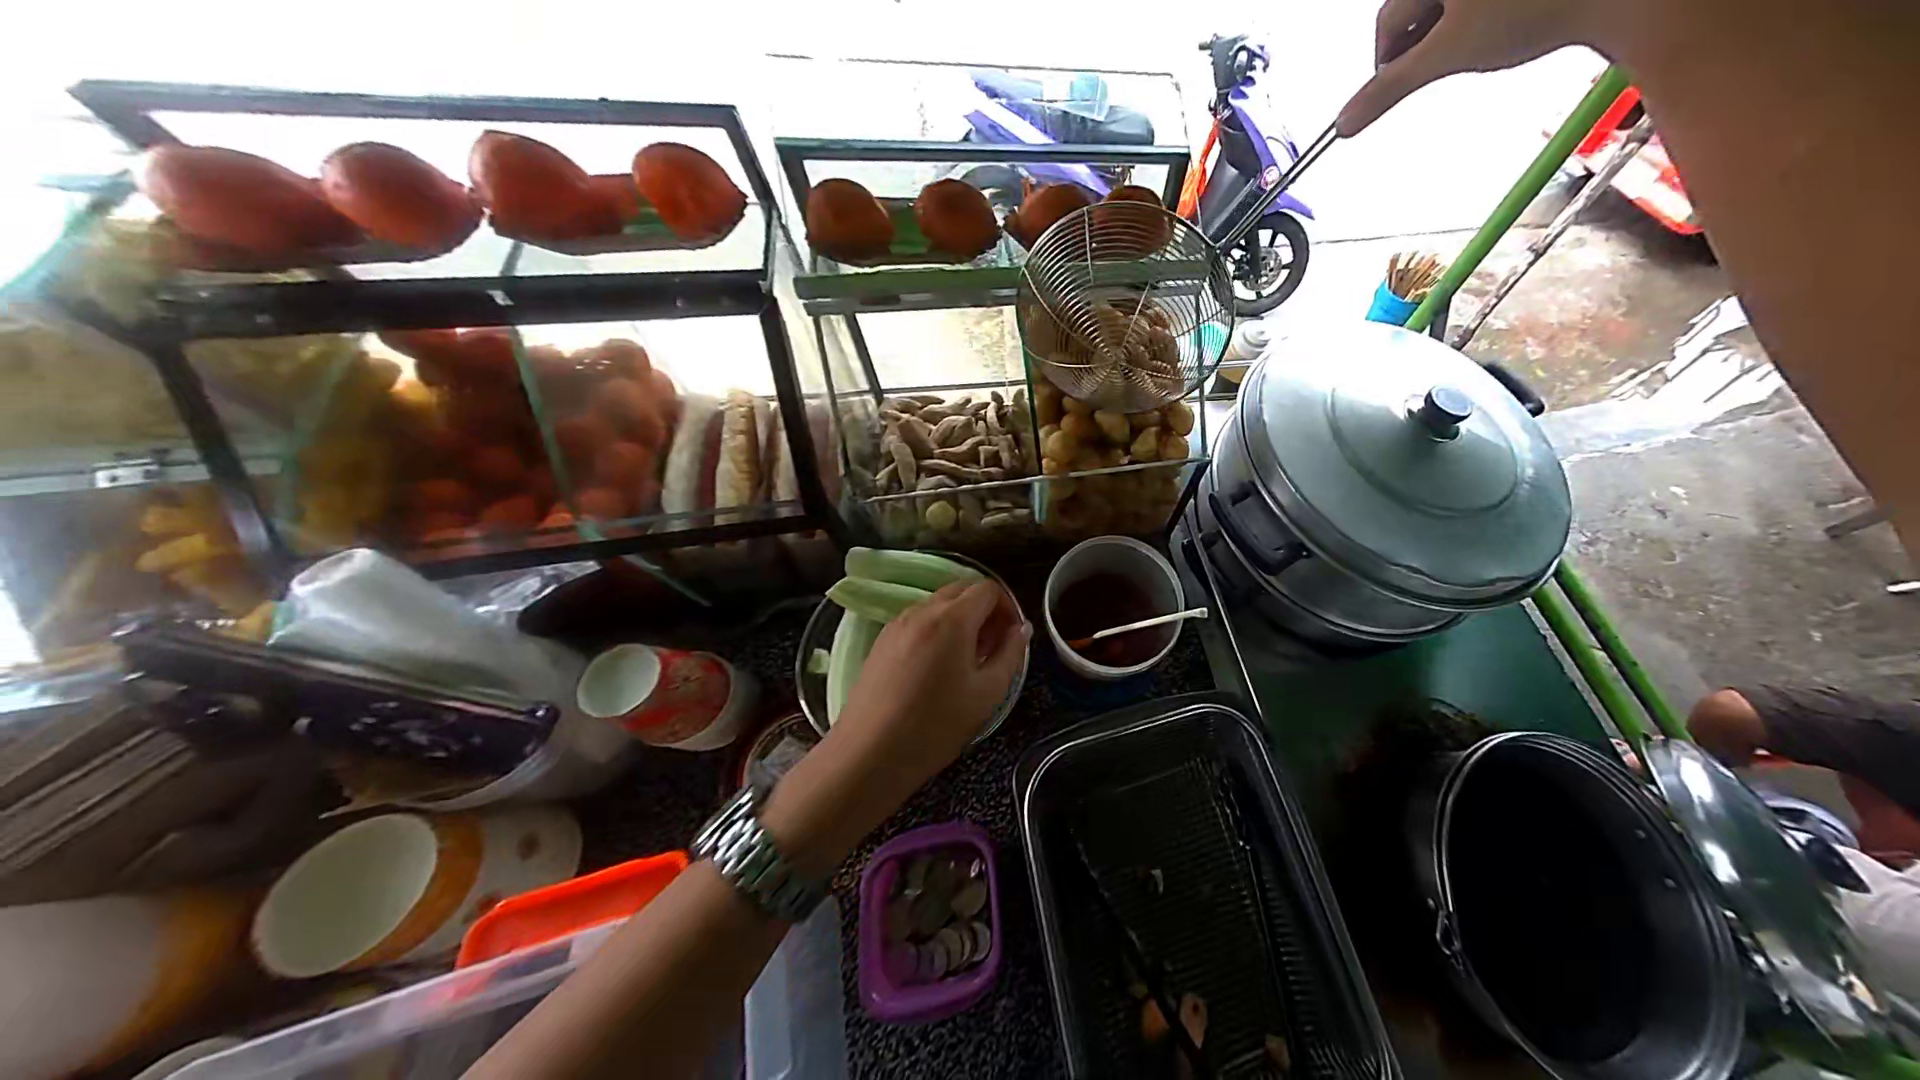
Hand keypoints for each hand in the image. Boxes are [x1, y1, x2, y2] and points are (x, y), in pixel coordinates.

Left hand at [835, 580, 1028, 795]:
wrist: (870, 752)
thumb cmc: (935, 726)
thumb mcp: (987, 694)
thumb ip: (1010, 654)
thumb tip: (1020, 629)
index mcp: (952, 619)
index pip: (987, 588)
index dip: (1008, 606)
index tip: (1011, 637)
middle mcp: (922, 611)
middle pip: (961, 589)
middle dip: (984, 610)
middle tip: (993, 647)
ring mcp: (897, 623)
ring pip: (938, 604)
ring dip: (960, 619)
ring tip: (967, 660)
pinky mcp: (881, 640)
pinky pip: (917, 620)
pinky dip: (936, 629)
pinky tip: (938, 667)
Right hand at [1337, 0, 1598, 136]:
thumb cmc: (1535, 9)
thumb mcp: (1446, 55)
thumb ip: (1387, 91)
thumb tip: (1344, 124)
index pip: (1387, 21)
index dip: (1388, 60)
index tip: (1399, 83)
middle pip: (1416, 6)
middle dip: (1423, 38)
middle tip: (1446, 59)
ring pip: (1449, 6)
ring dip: (1454, 26)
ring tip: (1486, 36)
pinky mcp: (1509, 1)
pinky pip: (1478, 6)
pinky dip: (1484, 15)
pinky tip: (1507, 21)